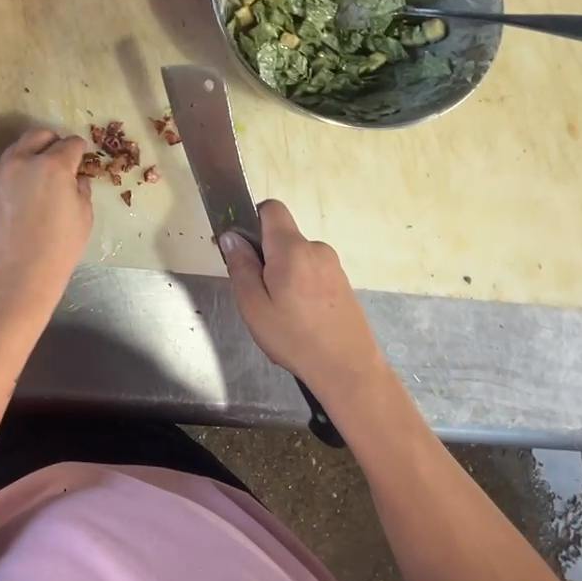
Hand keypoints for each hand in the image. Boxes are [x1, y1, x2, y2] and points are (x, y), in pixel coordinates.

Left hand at [0, 129, 92, 304]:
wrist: (21, 270)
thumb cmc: (60, 245)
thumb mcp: (84, 215)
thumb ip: (81, 188)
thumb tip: (76, 178)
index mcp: (53, 165)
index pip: (70, 144)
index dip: (80, 149)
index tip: (82, 156)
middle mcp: (24, 161)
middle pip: (39, 135)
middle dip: (53, 141)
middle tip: (62, 157)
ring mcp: (3, 173)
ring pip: (18, 147)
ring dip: (32, 151)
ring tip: (41, 168)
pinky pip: (6, 167)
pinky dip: (18, 168)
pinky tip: (26, 186)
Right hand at [219, 199, 389, 403]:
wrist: (350, 372)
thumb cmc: (295, 338)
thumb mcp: (253, 305)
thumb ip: (240, 266)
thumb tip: (231, 237)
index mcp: (292, 249)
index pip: (271, 208)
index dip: (252, 219)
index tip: (242, 247)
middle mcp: (316, 249)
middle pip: (281, 236)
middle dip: (264, 255)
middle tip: (255, 292)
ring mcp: (333, 267)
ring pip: (296, 256)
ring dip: (282, 272)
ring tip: (278, 310)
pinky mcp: (343, 284)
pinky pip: (311, 271)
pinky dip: (299, 285)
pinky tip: (298, 317)